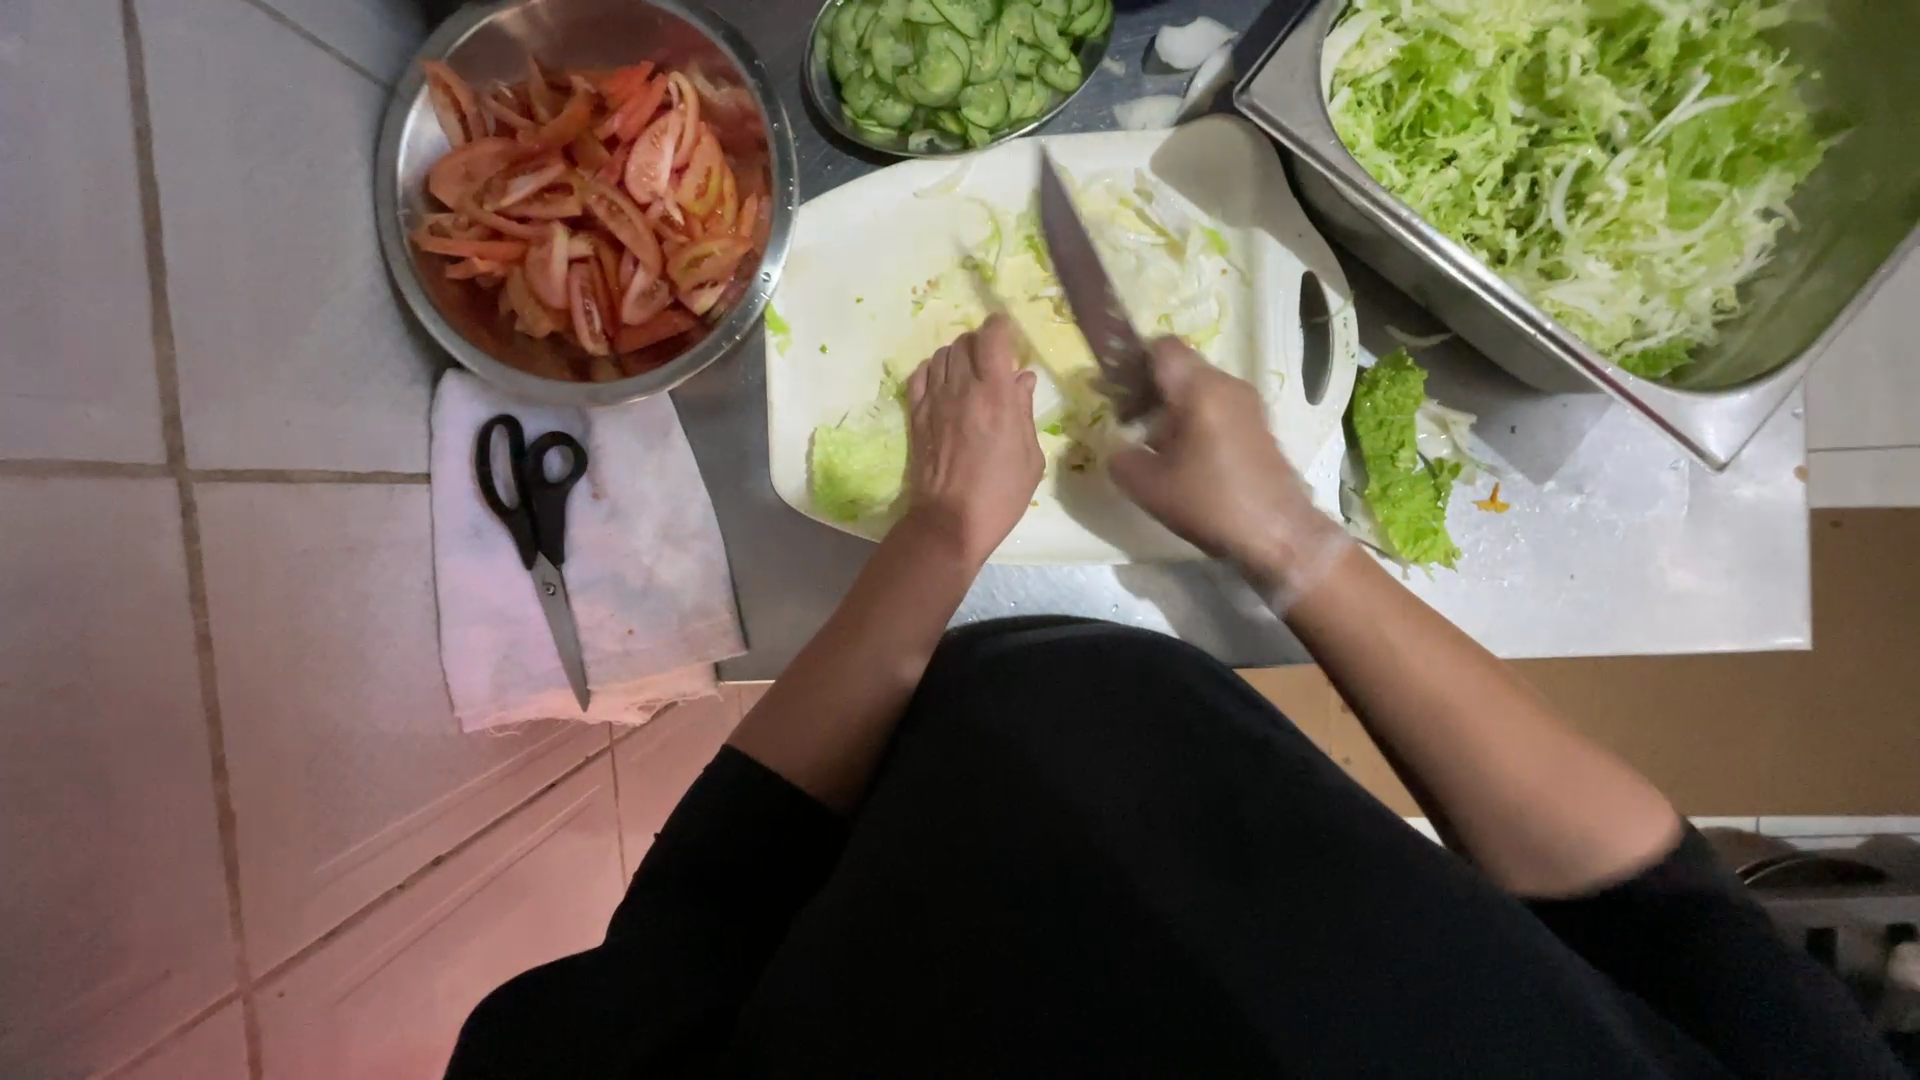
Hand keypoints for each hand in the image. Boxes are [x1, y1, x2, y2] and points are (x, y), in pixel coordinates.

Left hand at [903, 314, 1043, 566]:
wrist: (951, 520)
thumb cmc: (1001, 494)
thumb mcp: (1030, 456)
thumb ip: (1024, 411)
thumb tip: (1022, 379)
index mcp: (996, 395)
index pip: (992, 338)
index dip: (1001, 327)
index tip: (1009, 332)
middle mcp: (962, 389)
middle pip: (965, 341)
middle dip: (981, 343)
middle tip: (993, 360)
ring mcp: (934, 401)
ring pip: (941, 355)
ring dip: (958, 356)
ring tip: (970, 372)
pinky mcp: (916, 415)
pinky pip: (920, 375)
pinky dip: (933, 370)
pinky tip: (944, 383)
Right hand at [1108, 338, 1348, 600]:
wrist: (1277, 534)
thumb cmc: (1210, 503)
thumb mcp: (1147, 486)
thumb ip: (1119, 457)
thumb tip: (1115, 445)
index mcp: (1200, 389)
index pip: (1162, 347)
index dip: (1132, 361)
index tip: (1114, 390)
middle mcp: (1228, 385)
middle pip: (1180, 367)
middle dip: (1148, 389)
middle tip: (1125, 420)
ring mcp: (1248, 405)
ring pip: (1198, 389)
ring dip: (1170, 408)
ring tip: (1152, 445)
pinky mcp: (1258, 426)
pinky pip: (1216, 407)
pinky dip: (1193, 421)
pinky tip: (1182, 458)